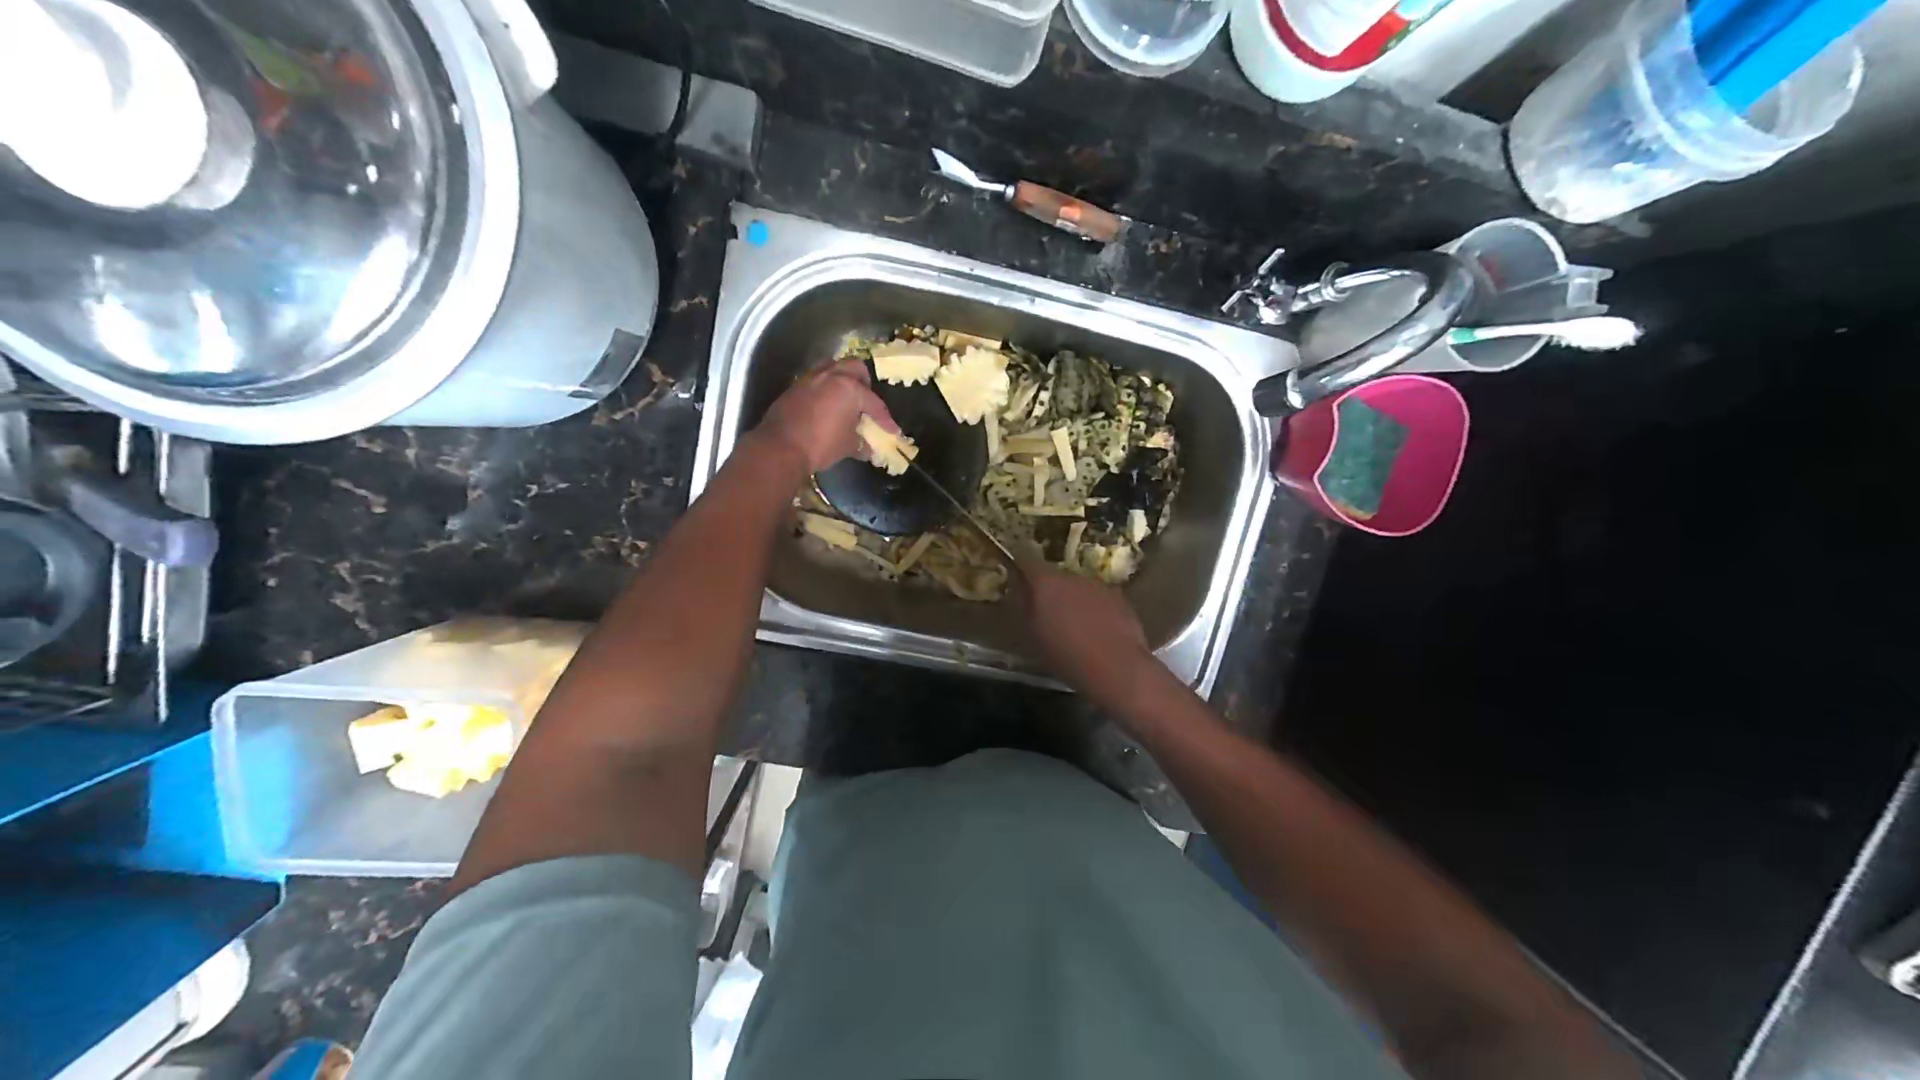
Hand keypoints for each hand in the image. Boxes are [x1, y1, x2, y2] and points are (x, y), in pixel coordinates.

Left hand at [756, 358, 895, 472]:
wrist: (780, 447)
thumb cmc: (821, 445)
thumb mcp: (848, 446)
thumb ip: (861, 443)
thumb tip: (868, 449)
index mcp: (850, 388)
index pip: (874, 403)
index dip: (885, 419)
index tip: (892, 430)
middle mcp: (831, 376)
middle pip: (855, 368)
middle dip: (865, 384)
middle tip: (867, 402)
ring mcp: (810, 379)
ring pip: (832, 368)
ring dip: (843, 380)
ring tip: (846, 400)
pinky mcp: (795, 387)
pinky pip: (816, 381)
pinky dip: (825, 389)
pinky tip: (826, 406)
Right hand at [1016, 557, 1156, 701]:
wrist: (1117, 667)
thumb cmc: (1065, 654)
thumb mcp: (1033, 635)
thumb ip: (1025, 607)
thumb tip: (1020, 590)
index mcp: (1046, 582)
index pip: (1027, 560)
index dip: (1021, 566)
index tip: (1016, 575)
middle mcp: (1072, 576)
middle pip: (1055, 576)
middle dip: (1049, 590)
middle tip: (1045, 611)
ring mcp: (1098, 586)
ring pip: (1078, 588)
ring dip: (1073, 600)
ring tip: (1073, 625)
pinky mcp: (1119, 599)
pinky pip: (1098, 599)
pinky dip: (1093, 609)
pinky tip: (1096, 631)